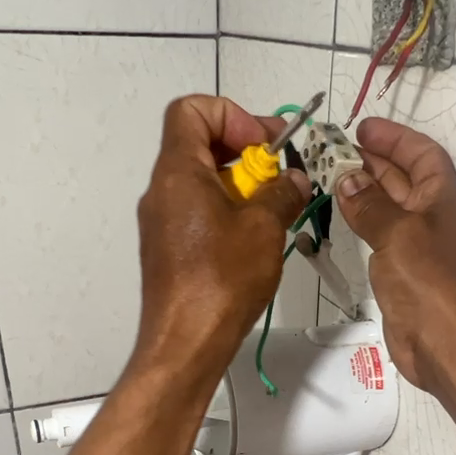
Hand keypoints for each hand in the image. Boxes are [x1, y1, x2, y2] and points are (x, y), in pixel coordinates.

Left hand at [133, 96, 310, 378]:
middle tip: (279, 178)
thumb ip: (281, 193)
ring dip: (240, 188)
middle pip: (199, 146)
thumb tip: (293, 180)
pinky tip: (254, 244)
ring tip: (273, 214)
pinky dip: (227, 215)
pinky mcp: (169, 252)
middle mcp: (162, 191)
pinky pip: (198, 215)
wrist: (185, 343)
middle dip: (244, 154)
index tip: (263, 147)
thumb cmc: (222, 280)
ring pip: (201, 184)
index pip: (191, 110)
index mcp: (178, 172)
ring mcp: (162, 224)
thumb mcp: (264, 228)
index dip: (231, 116)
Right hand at [334, 118, 455, 390]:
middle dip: (371, 161)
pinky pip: (380, 235)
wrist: (443, 342)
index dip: (394, 138)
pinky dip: (361, 221)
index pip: (421, 154)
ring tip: (329, 176)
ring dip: (362, 190)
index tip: (361, 129)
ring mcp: (417, 246)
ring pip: (388, 207)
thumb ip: (369, 205)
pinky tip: (341, 215)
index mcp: (442, 198)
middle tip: (333, 150)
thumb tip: (346, 179)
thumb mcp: (396, 233)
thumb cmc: (427, 280)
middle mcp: (432, 216)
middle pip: (402, 178)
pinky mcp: (403, 272)